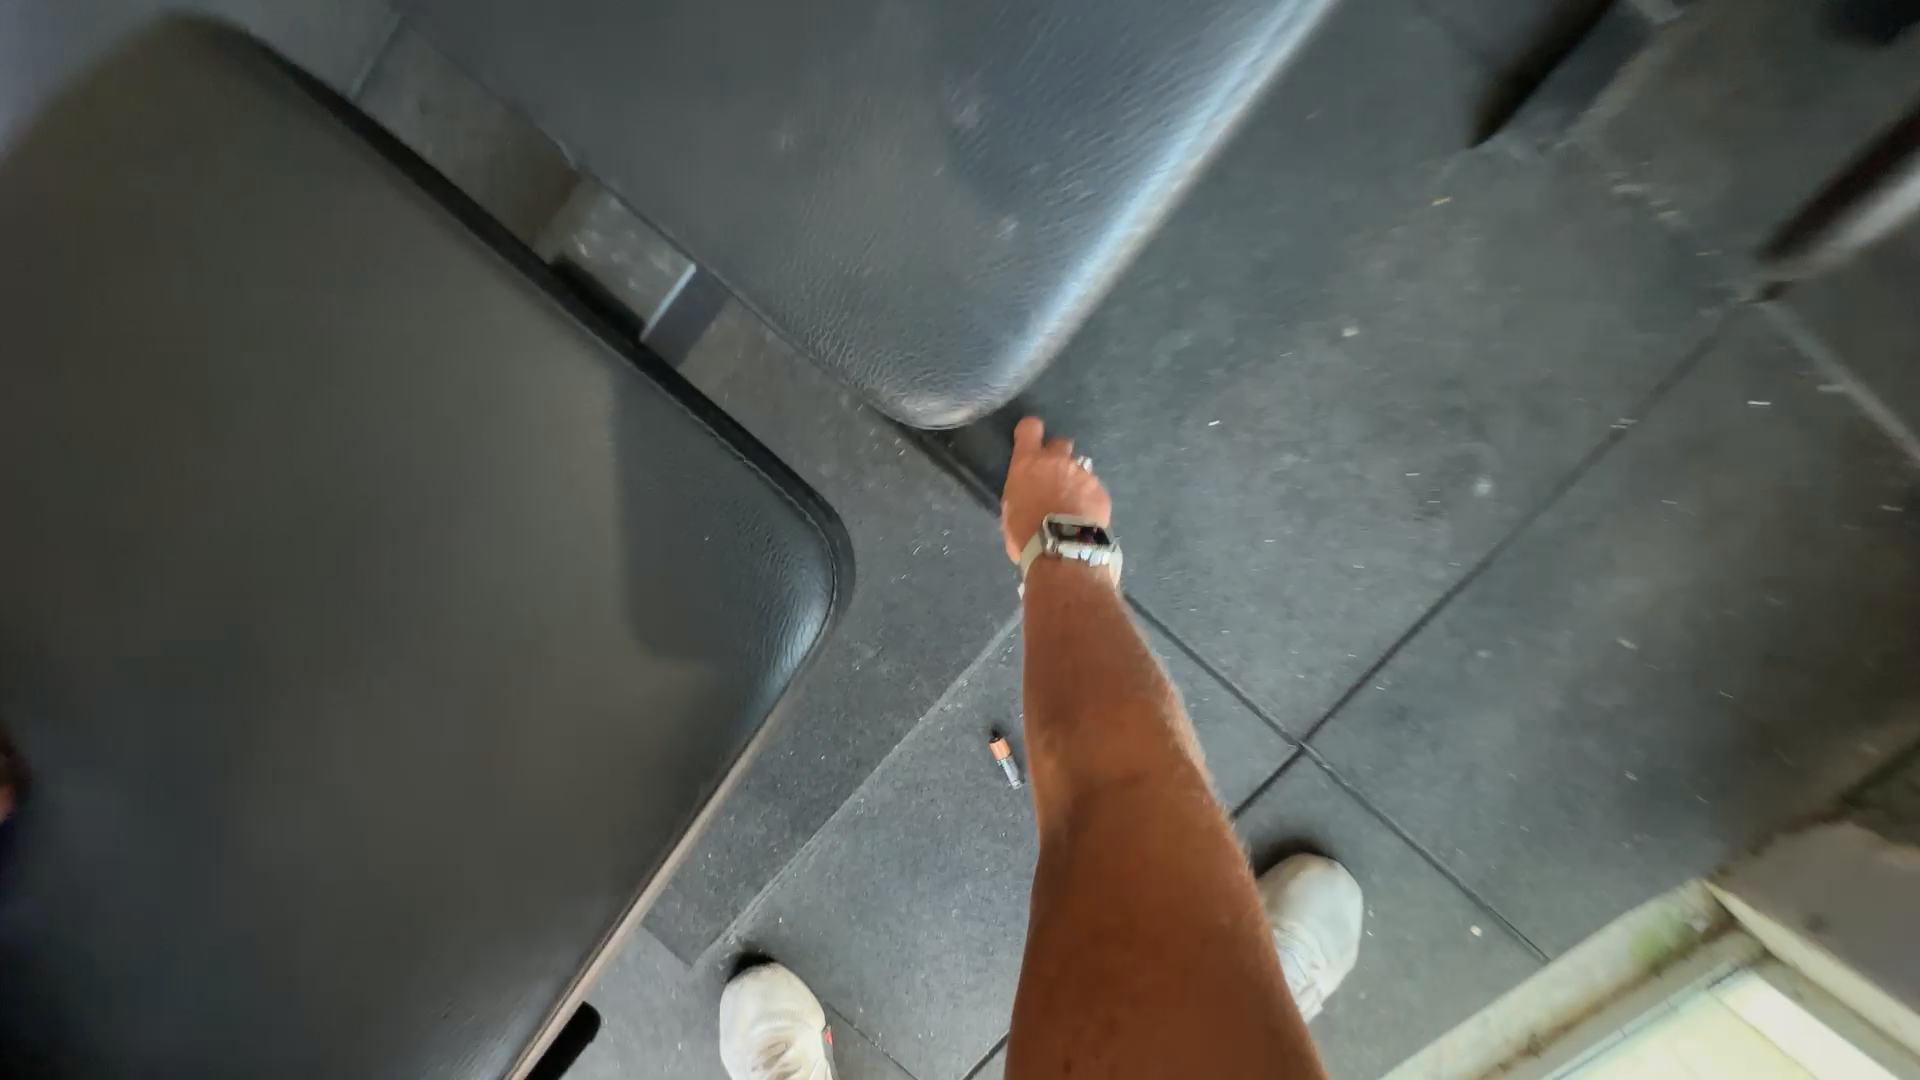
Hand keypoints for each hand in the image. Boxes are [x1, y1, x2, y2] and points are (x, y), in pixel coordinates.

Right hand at [1001, 416, 1111, 562]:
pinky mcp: (1100, 490)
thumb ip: (1022, 491)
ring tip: (1071, 506)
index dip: (1030, 432)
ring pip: (1079, 469)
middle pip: (1060, 444)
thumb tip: (1029, 493)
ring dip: (1074, 481)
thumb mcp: (1011, 509)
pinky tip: (1084, 517)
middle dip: (1057, 457)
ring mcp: (1082, 474)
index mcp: (1029, 463)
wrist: (1061, 549)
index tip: (1030, 441)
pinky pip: (1093, 489)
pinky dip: (1088, 499)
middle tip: (1054, 478)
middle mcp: (1057, 461)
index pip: (1030, 428)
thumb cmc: (1025, 532)